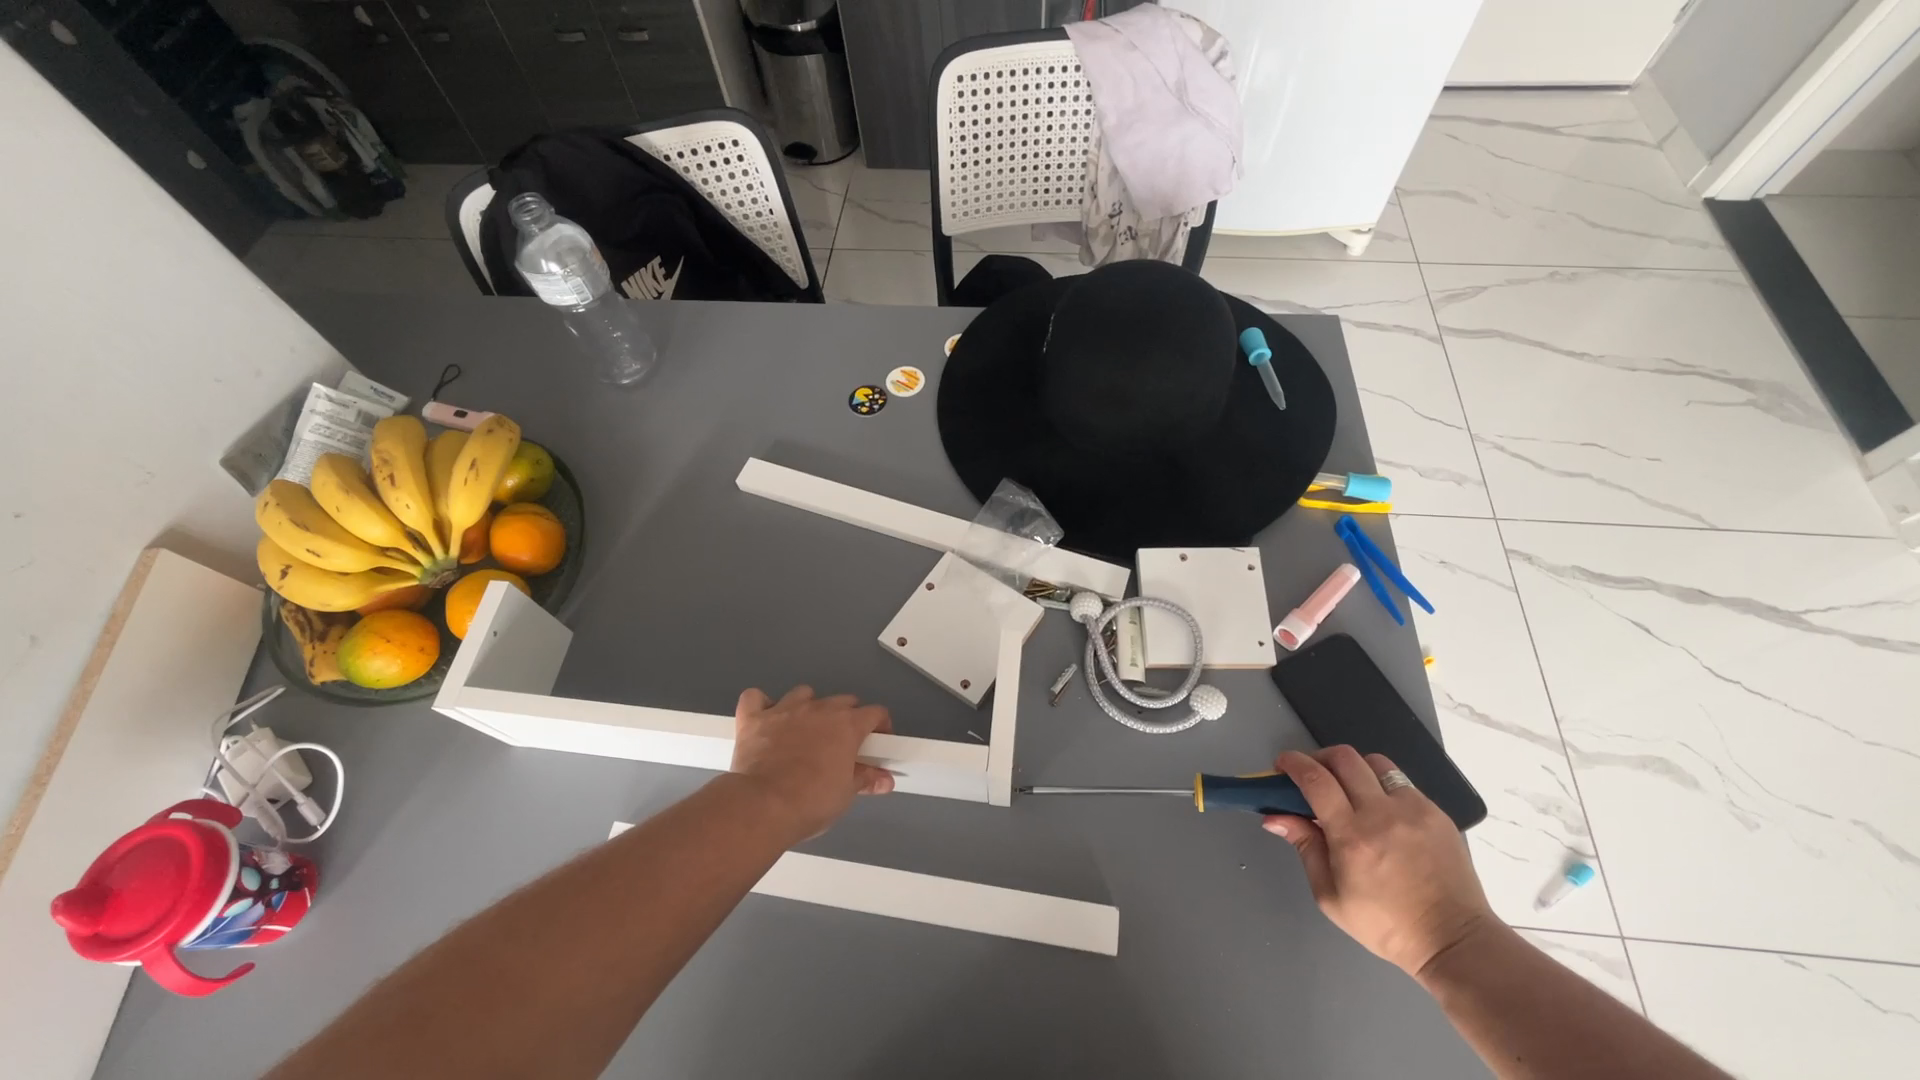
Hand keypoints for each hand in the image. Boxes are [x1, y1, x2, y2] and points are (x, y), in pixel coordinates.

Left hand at [730, 686, 894, 841]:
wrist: (762, 806)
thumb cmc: (811, 801)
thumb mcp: (845, 794)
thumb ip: (865, 779)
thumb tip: (883, 780)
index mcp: (847, 725)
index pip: (875, 713)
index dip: (880, 727)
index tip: (877, 745)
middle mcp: (818, 709)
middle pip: (842, 701)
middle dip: (847, 718)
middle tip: (842, 745)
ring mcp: (784, 710)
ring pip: (803, 694)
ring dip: (808, 708)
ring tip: (804, 732)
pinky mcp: (754, 718)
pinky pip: (756, 698)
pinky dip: (762, 706)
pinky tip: (765, 721)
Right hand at [1264, 747, 1494, 976]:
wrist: (1453, 940)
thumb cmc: (1384, 925)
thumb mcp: (1330, 895)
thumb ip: (1305, 847)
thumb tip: (1274, 817)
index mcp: (1352, 835)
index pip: (1315, 779)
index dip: (1293, 763)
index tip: (1281, 764)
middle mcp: (1382, 813)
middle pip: (1344, 758)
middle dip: (1319, 757)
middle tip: (1311, 775)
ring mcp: (1414, 809)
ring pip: (1375, 763)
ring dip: (1353, 768)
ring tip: (1348, 790)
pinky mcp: (1437, 813)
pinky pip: (1402, 784)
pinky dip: (1382, 787)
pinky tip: (1381, 812)